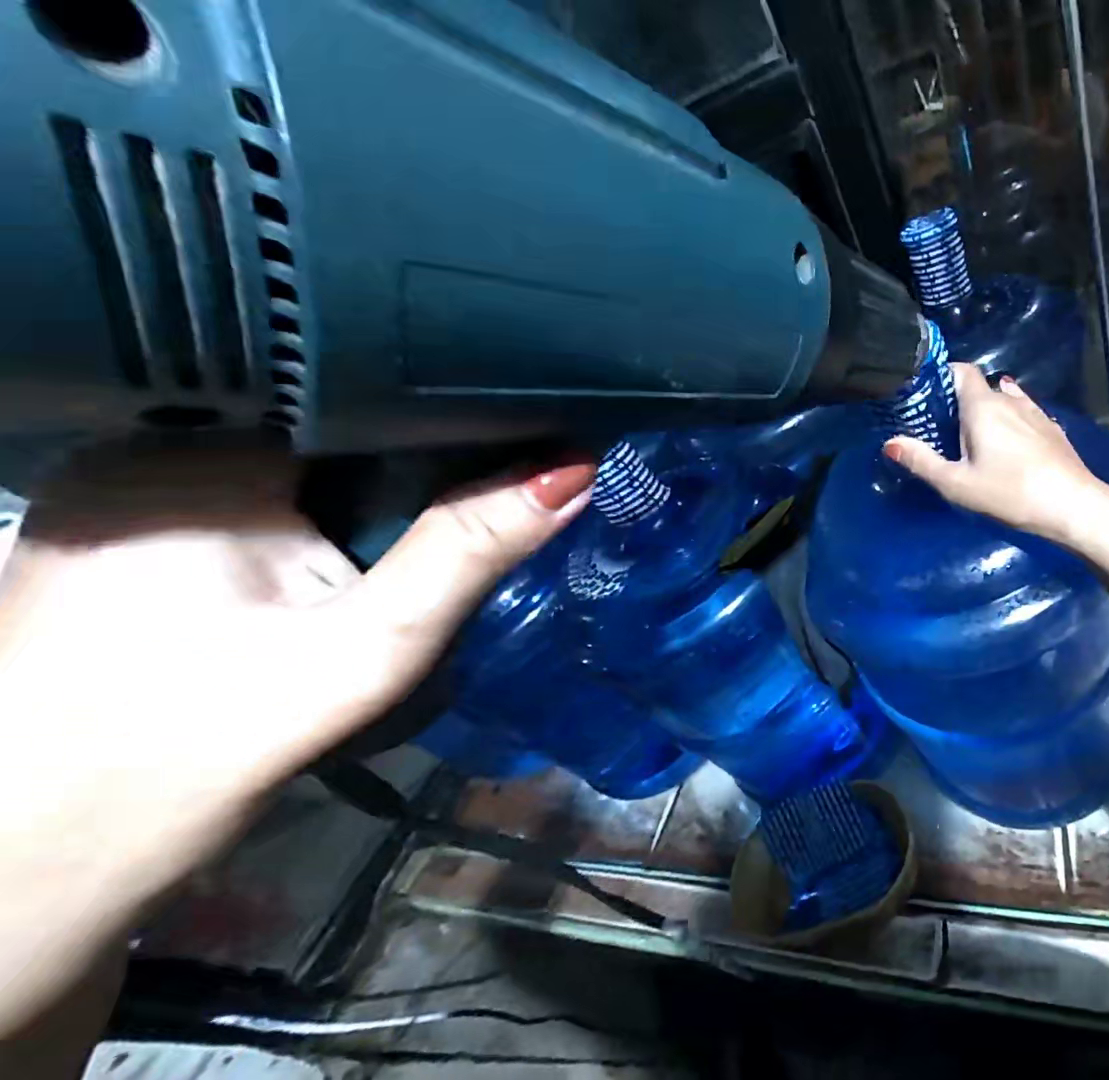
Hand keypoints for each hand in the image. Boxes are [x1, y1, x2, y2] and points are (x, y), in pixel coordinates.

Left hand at [0, 436, 592, 1039]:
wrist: (53, 851)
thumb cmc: (213, 743)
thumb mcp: (373, 643)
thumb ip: (471, 549)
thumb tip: (574, 471)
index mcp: (183, 456)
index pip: (359, 396)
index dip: (457, 415)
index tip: (539, 431)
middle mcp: (143, 449)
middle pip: (337, 425)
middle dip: (425, 458)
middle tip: (512, 482)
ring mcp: (131, 487)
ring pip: (312, 458)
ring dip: (387, 484)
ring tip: (460, 508)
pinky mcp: (140, 528)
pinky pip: (278, 486)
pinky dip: (342, 505)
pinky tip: (378, 540)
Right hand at [883, 364, 1108, 548]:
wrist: (1073, 505)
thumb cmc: (1010, 493)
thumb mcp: (958, 484)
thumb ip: (922, 461)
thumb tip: (890, 442)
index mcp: (982, 405)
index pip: (960, 370)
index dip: (942, 376)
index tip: (927, 395)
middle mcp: (1010, 399)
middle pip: (981, 388)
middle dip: (961, 402)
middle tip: (945, 428)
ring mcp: (1036, 413)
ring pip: (1006, 401)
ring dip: (989, 412)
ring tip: (976, 436)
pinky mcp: (1053, 430)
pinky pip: (1025, 415)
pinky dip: (1011, 422)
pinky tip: (1010, 442)